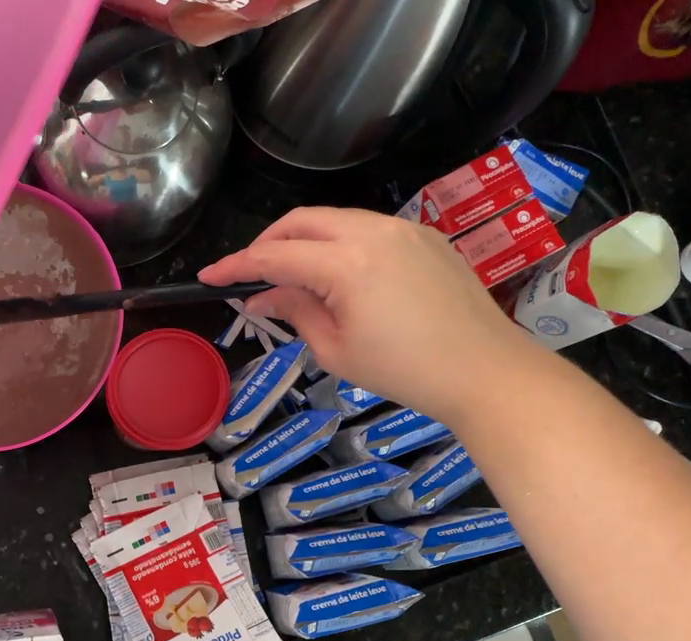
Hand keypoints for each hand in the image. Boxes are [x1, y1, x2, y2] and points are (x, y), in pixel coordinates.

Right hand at [199, 207, 534, 421]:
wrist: (482, 369)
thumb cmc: (402, 370)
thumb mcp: (335, 349)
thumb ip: (296, 311)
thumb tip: (264, 296)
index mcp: (348, 264)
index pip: (276, 256)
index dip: (236, 265)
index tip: (208, 277)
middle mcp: (374, 232)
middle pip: (303, 221)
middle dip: (267, 242)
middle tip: (247, 273)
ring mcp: (404, 229)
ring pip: (335, 220)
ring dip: (302, 241)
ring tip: (289, 278)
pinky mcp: (424, 237)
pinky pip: (366, 229)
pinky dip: (337, 244)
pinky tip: (334, 277)